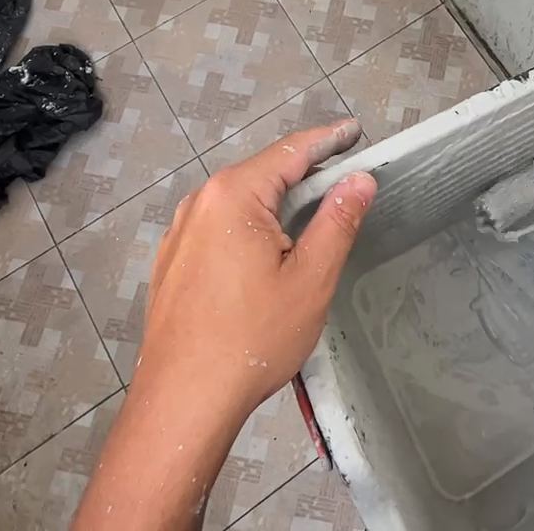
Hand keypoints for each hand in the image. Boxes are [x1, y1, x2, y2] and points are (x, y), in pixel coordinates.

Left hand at [134, 120, 376, 420]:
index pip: (291, 151)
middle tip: (345, 177)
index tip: (355, 130)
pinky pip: (221, 225)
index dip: (328, 139)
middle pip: (264, 172)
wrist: (182, 403)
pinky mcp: (173, 261)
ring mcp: (181, 232)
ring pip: (241, 200)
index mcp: (234, 195)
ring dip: (278, 200)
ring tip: (314, 211)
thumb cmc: (252, 337)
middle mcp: (201, 202)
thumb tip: (359, 179)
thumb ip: (337, 220)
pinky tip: (268, 249)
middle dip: (305, 171)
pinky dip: (252, 223)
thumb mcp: (311, 278)